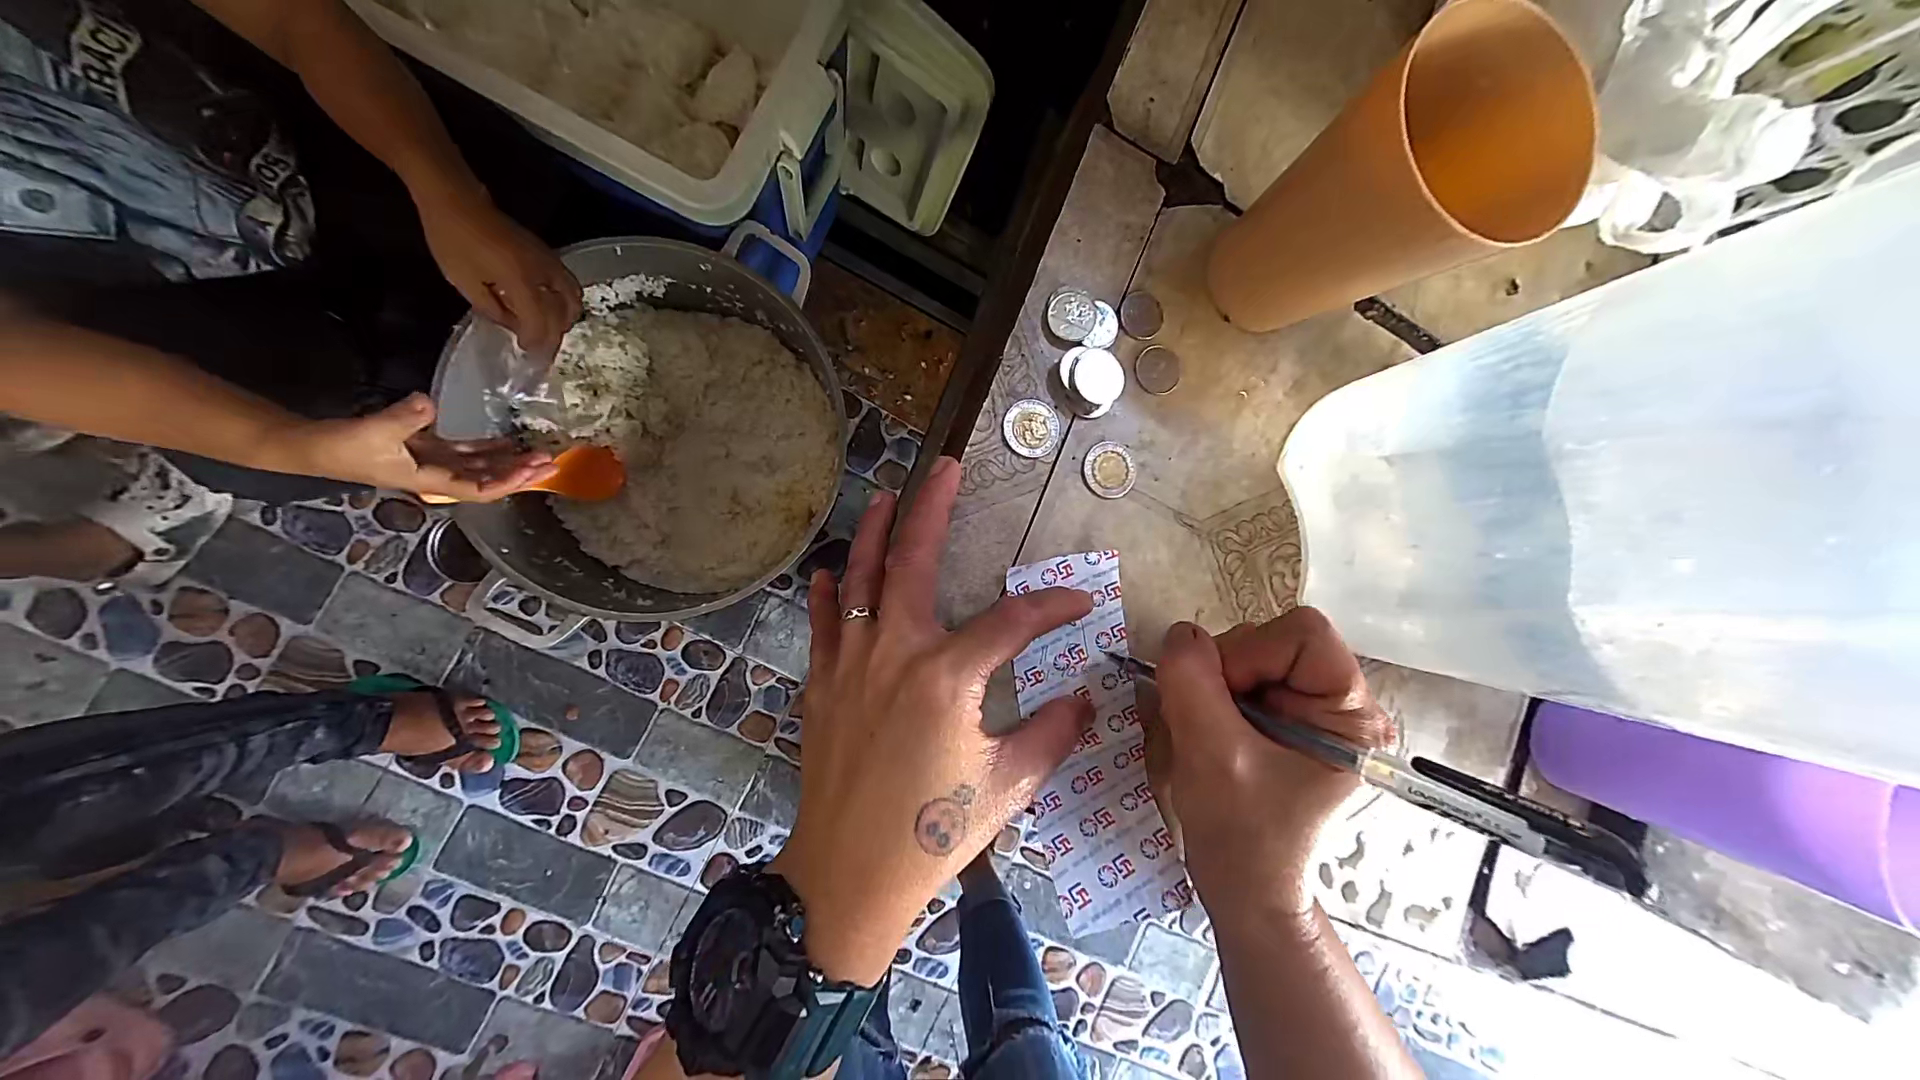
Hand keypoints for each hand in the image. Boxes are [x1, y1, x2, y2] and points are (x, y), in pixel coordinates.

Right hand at [279, 393, 556, 500]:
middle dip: (521, 472)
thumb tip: (427, 402)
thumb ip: (403, 418)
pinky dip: (488, 448)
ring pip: (482, 465)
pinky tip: (510, 443)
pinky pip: (466, 451)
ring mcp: (435, 463)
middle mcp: (439, 475)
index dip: (508, 483)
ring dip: (510, 460)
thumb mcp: (373, 432)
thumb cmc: (340, 447)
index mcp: (430, 480)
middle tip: (551, 463)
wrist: (310, 446)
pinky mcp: (427, 450)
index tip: (533, 472)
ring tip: (540, 452)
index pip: (480, 489)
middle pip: (490, 479)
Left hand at [415, 187, 580, 356]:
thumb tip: (515, 327)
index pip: (540, 323)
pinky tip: (553, 306)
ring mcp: (550, 263)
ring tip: (550, 328)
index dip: (537, 343)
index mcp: (520, 282)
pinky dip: (567, 302)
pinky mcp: (549, 256)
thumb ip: (493, 310)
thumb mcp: (463, 281)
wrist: (456, 198)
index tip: (530, 355)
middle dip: (553, 335)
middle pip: (561, 315)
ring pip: (573, 300)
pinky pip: (569, 286)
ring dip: (565, 319)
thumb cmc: (453, 239)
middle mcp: (543, 275)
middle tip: (541, 348)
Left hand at [770, 456, 1095, 984]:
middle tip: (945, 468)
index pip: (1013, 621)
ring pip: (858, 579)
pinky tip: (829, 571)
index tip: (1076, 604)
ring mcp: (850, 664)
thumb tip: (1086, 699)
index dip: (1050, 606)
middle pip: (913, 562)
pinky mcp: (822, 684)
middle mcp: (895, 653)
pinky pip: (822, 624)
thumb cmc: (932, 833)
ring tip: (886, 497)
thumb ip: (1053, 734)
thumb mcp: (1008, 787)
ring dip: (873, 533)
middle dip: (931, 509)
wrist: (848, 875)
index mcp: (948, 677)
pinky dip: (827, 593)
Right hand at [1155, 609, 1393, 915]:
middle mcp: (1335, 702)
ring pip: (1242, 654)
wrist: (1242, 885)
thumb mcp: (1211, 754)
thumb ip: (1193, 684)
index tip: (1223, 700)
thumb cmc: (1240, 833)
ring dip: (1207, 687)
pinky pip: (1230, 677)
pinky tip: (1204, 733)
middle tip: (1207, 725)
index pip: (1302, 633)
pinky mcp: (1276, 716)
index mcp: (1349, 713)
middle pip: (1266, 639)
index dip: (1251, 653)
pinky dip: (1204, 697)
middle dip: (1221, 674)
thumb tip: (1181, 634)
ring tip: (1203, 734)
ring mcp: (1304, 708)